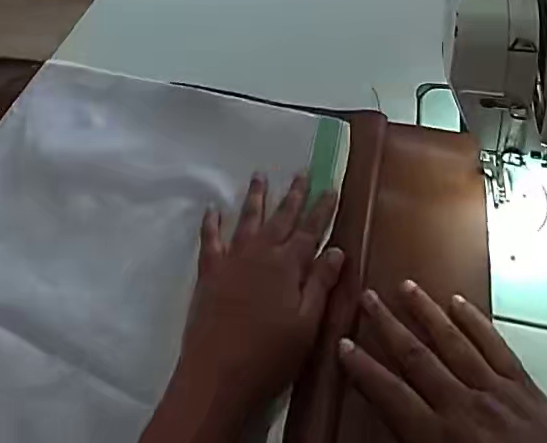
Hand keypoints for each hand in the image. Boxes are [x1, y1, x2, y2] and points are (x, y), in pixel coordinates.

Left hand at [142, 173, 342, 441]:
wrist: (217, 375)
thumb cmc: (269, 356)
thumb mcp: (306, 326)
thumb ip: (320, 284)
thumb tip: (337, 250)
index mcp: (287, 266)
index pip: (310, 230)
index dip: (322, 209)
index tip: (331, 187)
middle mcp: (260, 253)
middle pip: (281, 217)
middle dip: (294, 194)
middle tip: (302, 171)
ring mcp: (232, 259)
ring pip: (247, 219)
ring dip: (255, 197)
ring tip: (259, 175)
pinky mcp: (210, 271)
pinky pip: (210, 238)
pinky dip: (211, 222)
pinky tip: (213, 208)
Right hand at [338, 280, 546, 442]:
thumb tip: (391, 430)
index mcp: (443, 439)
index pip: (392, 396)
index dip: (364, 369)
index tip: (343, 345)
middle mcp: (465, 408)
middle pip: (417, 357)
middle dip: (388, 326)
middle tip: (368, 298)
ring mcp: (497, 393)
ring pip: (453, 341)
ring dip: (426, 312)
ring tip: (406, 286)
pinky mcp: (527, 390)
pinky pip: (496, 347)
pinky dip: (475, 322)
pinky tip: (459, 303)